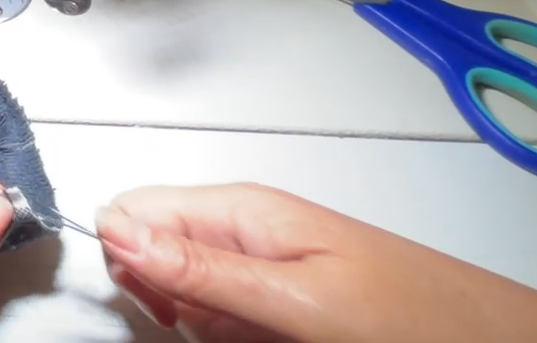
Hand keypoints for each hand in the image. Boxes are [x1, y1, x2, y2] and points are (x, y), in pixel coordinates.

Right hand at [97, 183, 536, 342]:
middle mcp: (238, 227)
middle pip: (152, 251)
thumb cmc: (422, 320)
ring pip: (184, 290)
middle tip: (218, 328)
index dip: (127, 255)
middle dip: (169, 297)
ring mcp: (259, 263)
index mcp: (235, 207)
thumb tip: (113, 230)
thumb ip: (200, 266)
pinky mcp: (278, 297)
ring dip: (205, 323)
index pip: (131, 209)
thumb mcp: (299, 299)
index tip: (157, 302)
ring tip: (260, 339)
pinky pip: (222, 313)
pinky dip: (231, 335)